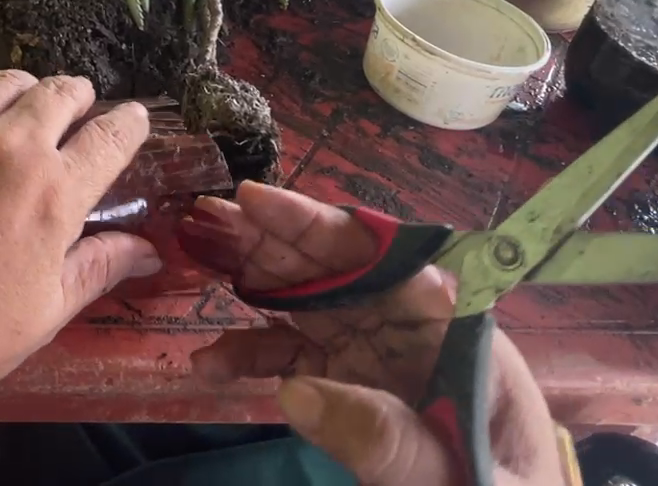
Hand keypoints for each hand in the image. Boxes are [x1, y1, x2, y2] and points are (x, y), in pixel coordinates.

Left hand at [0, 65, 157, 445]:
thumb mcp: (43, 312)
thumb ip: (99, 266)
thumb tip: (151, 251)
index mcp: (56, 193)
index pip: (111, 137)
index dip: (131, 124)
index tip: (136, 119)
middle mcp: (13, 144)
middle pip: (62, 92)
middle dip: (80, 99)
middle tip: (78, 116)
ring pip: (10, 79)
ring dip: (29, 90)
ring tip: (25, 112)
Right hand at [182, 183, 562, 485]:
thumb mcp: (465, 485)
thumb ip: (391, 441)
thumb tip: (293, 393)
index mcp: (445, 323)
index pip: (376, 253)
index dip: (312, 222)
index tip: (254, 199)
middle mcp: (399, 321)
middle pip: (326, 264)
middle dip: (263, 237)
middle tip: (201, 216)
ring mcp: (366, 349)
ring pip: (298, 296)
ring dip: (245, 277)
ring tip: (192, 257)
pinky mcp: (340, 381)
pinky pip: (285, 354)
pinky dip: (245, 354)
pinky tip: (208, 364)